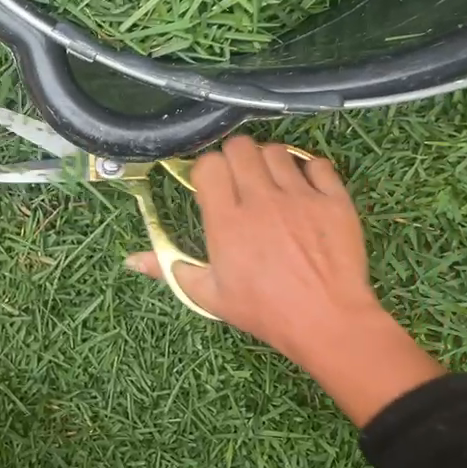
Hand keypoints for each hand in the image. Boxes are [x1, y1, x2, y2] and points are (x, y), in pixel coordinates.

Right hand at [126, 136, 442, 424]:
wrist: (326, 319)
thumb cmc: (263, 310)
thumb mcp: (208, 294)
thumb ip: (168, 269)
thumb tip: (132, 260)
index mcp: (226, 221)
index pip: (209, 165)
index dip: (204, 169)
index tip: (208, 184)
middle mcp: (261, 201)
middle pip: (240, 148)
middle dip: (233, 156)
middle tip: (236, 177)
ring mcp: (300, 197)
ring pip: (277, 150)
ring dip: (267, 160)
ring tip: (267, 181)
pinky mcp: (334, 200)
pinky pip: (317, 164)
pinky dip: (307, 169)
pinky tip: (301, 186)